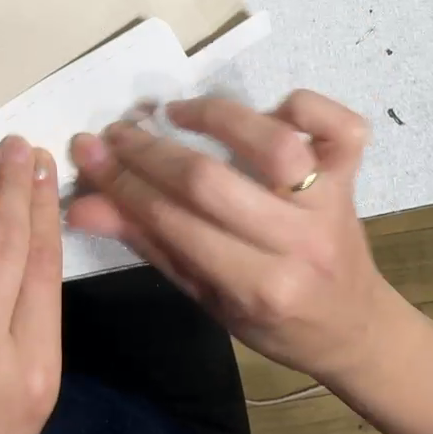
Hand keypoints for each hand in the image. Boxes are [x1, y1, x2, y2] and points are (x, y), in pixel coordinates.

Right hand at [66, 90, 404, 384]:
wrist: (354, 328)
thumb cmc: (270, 319)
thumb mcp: (200, 293)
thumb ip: (143, 240)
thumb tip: (78, 205)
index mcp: (256, 287)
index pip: (171, 221)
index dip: (121, 183)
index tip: (87, 153)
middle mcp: (297, 244)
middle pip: (208, 180)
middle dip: (147, 151)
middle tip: (116, 132)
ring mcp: (330, 206)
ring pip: (274, 144)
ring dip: (214, 117)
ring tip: (177, 112)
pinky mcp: (352, 178)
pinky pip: (341, 127)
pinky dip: (302, 105)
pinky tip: (264, 108)